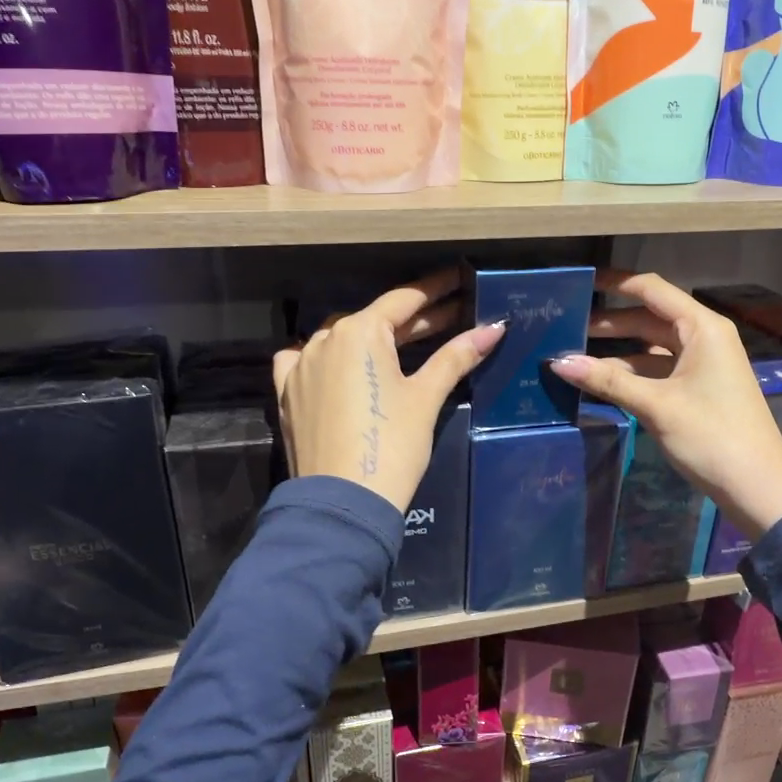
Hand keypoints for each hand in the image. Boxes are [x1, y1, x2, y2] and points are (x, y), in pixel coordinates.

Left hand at [273, 272, 505, 510]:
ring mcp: (300, 366)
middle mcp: (323, 339)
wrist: (343, 502)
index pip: (404, 300)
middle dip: (414, 320)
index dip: (435, 290)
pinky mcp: (287, 395)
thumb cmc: (392, 445)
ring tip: (406, 344)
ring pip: (341, 339)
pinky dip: (330, 359)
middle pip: (375, 320)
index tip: (458, 280)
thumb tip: (494, 328)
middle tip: (452, 316)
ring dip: (373, 339)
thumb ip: (456, 357)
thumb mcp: (426, 398)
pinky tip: (343, 365)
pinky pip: (307, 362)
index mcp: (358, 331)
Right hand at [549, 270, 781, 538]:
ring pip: (651, 347)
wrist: (756, 486)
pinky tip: (601, 381)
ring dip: (617, 350)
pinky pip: (658, 370)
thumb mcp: (656, 405)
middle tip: (565, 325)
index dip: (615, 283)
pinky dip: (631, 372)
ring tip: (574, 354)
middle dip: (609, 322)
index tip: (579, 282)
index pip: (652, 290)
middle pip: (649, 318)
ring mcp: (702, 364)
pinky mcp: (698, 389)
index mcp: (702, 328)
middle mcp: (704, 338)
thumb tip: (559, 362)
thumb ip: (607, 380)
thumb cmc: (711, 436)